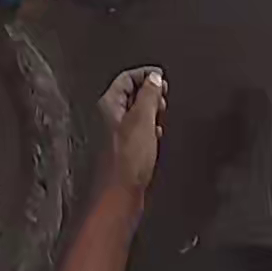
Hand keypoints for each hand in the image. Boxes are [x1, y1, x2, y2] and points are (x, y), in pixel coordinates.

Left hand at [96, 66, 164, 194]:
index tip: (162, 77)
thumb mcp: (143, 119)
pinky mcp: (122, 149)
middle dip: (149, 93)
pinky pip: (137, 129)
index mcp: (109, 105)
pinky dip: (149, 127)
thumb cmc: (129, 157)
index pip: (127, 78)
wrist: (120, 195)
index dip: (145, 74)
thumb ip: (149, 95)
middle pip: (130, 94)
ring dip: (150, 111)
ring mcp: (114, 134)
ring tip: (162, 117)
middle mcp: (108, 117)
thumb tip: (155, 78)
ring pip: (135, 112)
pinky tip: (156, 135)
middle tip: (163, 98)